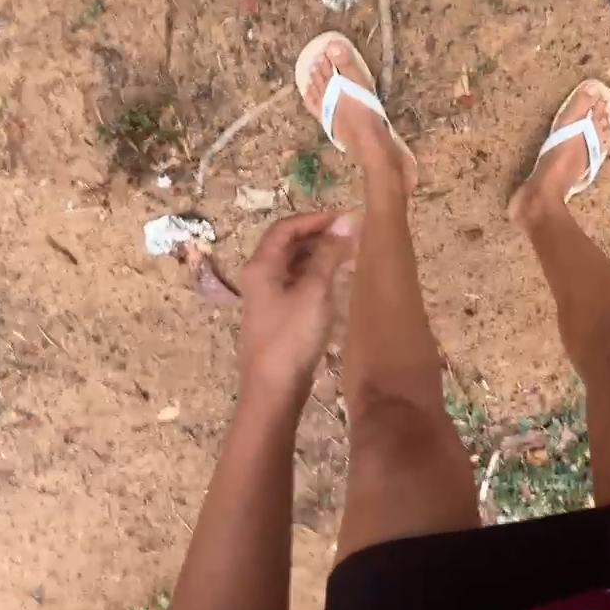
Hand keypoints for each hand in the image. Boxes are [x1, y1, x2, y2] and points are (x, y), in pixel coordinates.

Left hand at [234, 211, 356, 396]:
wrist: (273, 391)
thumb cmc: (292, 337)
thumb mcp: (315, 290)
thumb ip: (330, 254)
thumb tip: (347, 220)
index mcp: (262, 266)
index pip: (286, 228)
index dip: (315, 219)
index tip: (345, 220)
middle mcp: (259, 277)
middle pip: (287, 244)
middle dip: (319, 235)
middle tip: (350, 236)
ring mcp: (267, 297)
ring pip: (292, 264)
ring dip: (318, 254)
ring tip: (347, 255)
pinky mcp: (277, 315)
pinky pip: (296, 282)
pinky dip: (315, 274)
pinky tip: (335, 281)